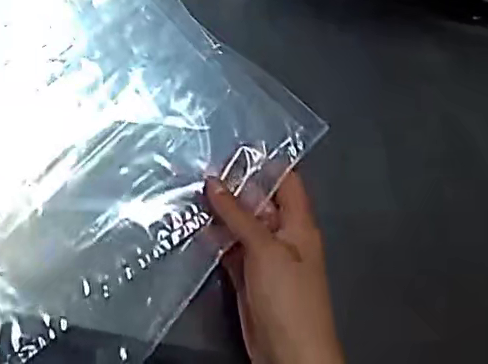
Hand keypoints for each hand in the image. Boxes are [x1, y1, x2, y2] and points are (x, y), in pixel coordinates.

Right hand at [205, 170, 344, 363]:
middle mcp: (282, 235)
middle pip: (257, 199)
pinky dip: (213, 236)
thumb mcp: (265, 248)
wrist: (291, 359)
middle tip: (199, 163)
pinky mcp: (247, 275)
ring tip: (188, 188)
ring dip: (218, 210)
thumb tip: (213, 182)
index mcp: (299, 224)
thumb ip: (238, 214)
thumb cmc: (289, 298)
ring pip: (239, 223)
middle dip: (231, 184)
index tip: (232, 145)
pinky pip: (229, 246)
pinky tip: (193, 223)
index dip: (262, 161)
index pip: (284, 180)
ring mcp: (264, 256)